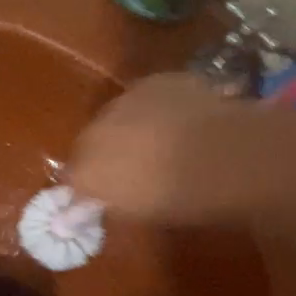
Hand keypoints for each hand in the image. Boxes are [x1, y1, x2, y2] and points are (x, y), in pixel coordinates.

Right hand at [70, 72, 262, 222]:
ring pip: (116, 116)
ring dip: (128, 127)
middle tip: (131, 169)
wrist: (224, 155)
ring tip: (157, 141)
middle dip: (104, 153)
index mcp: (86, 170)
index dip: (87, 185)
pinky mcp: (154, 81)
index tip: (102, 194)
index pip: (71, 178)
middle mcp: (94, 131)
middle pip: (89, 142)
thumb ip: (105, 205)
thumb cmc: (179, 199)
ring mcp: (124, 101)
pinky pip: (145, 97)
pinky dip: (155, 108)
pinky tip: (178, 120)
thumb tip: (80, 211)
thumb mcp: (137, 213)